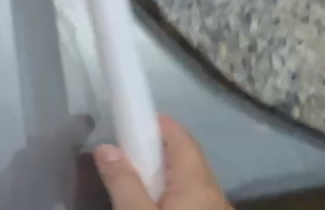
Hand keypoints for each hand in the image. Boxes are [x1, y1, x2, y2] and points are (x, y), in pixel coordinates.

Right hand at [94, 116, 230, 209]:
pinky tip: (155, 205)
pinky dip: (174, 193)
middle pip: (185, 157)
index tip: (125, 124)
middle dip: (154, 150)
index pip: (179, 135)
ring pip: (190, 181)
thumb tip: (106, 147)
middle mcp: (217, 195)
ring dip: (163, 175)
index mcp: (199, 184)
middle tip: (124, 158)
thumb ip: (122, 181)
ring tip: (136, 185)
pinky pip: (196, 200)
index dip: (151, 122)